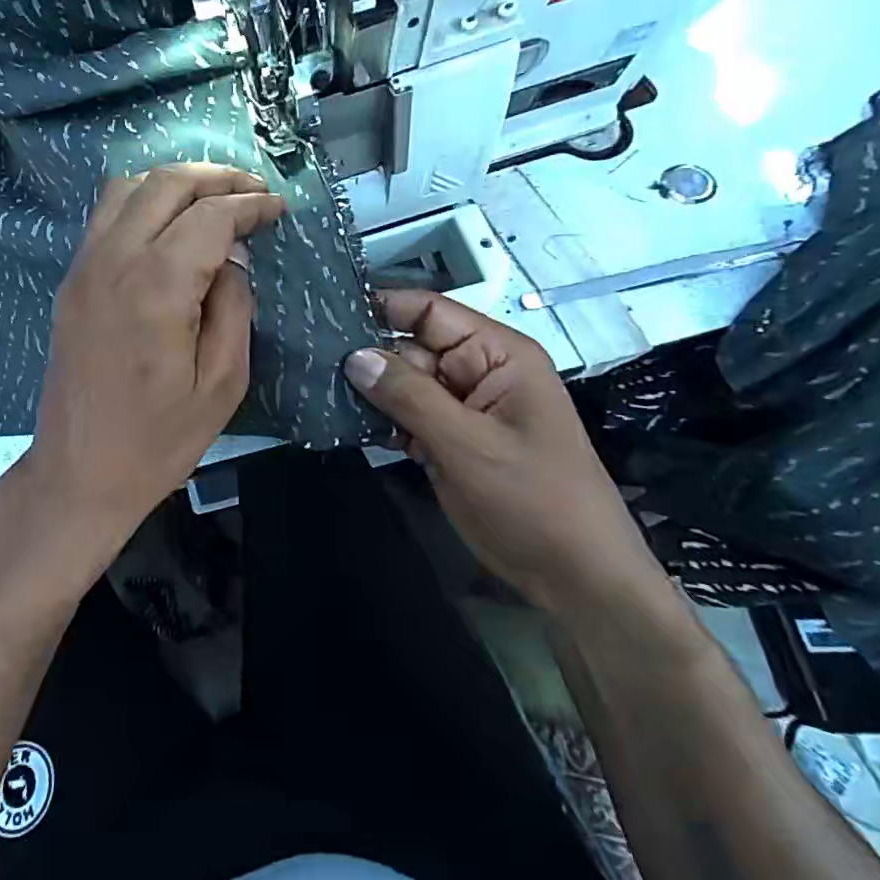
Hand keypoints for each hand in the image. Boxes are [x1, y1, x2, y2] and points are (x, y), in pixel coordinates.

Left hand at [0, 164, 283, 585]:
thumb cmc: (161, 438)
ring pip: (128, 188)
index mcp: (157, 288)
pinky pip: (106, 215)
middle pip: (165, 185)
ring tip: (216, 200)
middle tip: (254, 192)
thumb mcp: (224, 382)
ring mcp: (84, 268)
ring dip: (177, 183)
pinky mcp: (72, 281)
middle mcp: (113, 262)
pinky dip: (145, 201)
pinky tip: (171, 224)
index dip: (250, 205)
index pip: (210, 217)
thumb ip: (234, 307)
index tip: (278, 208)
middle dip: (216, 178)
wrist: (81, 472)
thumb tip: (232, 260)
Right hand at [343, 290, 656, 614]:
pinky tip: (341, 423)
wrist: (572, 572)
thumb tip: (355, 355)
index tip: (327, 311)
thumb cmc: (534, 498)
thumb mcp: (470, 445)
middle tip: (306, 361)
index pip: (432, 312)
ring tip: (312, 388)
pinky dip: (381, 424)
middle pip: (412, 349)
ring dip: (368, 393)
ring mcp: (462, 411)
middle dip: (367, 356)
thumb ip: (410, 397)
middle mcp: (477, 373)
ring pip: (404, 388)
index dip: (383, 307)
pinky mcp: (450, 445)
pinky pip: (408, 421)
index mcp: (497, 354)